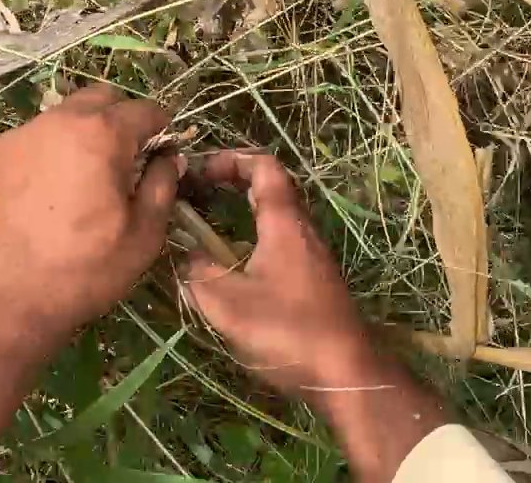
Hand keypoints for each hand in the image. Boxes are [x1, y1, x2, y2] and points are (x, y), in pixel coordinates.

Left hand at [0, 85, 181, 357]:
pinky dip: (35, 161)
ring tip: (69, 186)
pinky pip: (20, 146)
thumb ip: (162, 186)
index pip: (145, 110)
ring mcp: (11, 137)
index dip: (160, 129)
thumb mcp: (142, 238)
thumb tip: (167, 158)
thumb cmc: (78, 275)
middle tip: (118, 162)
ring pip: (56, 121)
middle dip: (117, 120)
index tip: (160, 152)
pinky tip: (29, 202)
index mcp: (100, 134)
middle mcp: (55, 122)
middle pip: (98, 100)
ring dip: (73, 140)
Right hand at [178, 152, 387, 400]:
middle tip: (199, 189)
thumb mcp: (231, 305)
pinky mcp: (312, 276)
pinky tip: (232, 259)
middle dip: (233, 179)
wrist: (347, 371)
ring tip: (207, 220)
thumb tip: (184, 256)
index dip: (231, 158)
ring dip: (243, 207)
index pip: (263, 165)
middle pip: (270, 184)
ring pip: (275, 212)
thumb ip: (200, 275)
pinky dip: (253, 233)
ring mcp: (310, 251)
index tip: (199, 171)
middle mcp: (300, 226)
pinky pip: (279, 236)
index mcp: (284, 220)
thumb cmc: (289, 330)